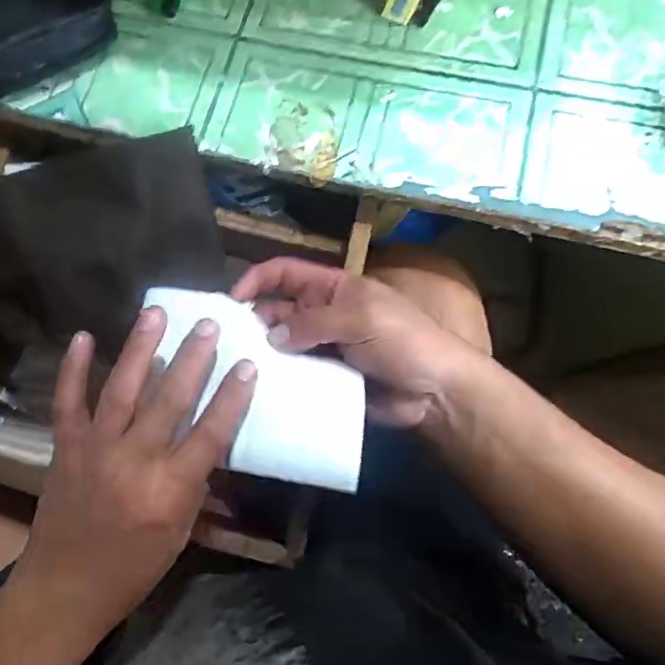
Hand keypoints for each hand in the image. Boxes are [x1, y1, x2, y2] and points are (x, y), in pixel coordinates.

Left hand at [11, 307, 255, 644]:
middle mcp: (135, 462)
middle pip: (170, 400)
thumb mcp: (178, 537)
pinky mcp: (64, 448)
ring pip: (123, 389)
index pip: (210, 434)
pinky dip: (73, 368)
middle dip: (194, 358)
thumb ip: (192, 488)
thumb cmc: (130, 572)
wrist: (62, 591)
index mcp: (169, 491)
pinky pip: (68, 401)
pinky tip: (84, 337)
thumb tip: (202, 446)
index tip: (247, 366)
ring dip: (142, 348)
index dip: (232, 398)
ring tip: (156, 312)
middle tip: (209, 324)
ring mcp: (95, 449)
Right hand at [232, 257, 481, 427]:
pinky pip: (295, 375)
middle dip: (253, 321)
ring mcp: (323, 348)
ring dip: (263, 354)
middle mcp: (322, 314)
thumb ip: (312, 322)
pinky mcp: (325, 378)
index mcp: (332, 288)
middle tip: (229, 343)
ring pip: (282, 346)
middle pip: (277, 310)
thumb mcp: (360, 318)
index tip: (232, 300)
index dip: (257, 279)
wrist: (435, 391)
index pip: (285, 272)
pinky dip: (279, 380)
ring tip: (238, 369)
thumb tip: (271, 337)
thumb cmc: (403, 341)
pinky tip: (259, 390)